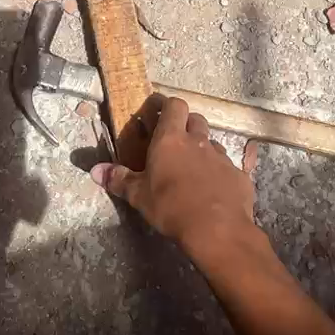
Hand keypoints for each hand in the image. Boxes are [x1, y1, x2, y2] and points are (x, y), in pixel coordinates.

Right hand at [92, 97, 260, 261]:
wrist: (217, 229)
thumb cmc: (171, 207)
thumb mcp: (139, 196)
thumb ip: (119, 180)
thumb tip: (95, 171)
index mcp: (171, 139)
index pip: (174, 105)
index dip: (167, 106)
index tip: (158, 113)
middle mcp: (198, 142)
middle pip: (196, 119)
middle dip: (187, 125)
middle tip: (175, 141)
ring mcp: (221, 157)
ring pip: (212, 143)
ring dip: (203, 150)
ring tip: (193, 169)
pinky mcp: (238, 175)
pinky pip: (228, 167)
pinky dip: (220, 173)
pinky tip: (214, 191)